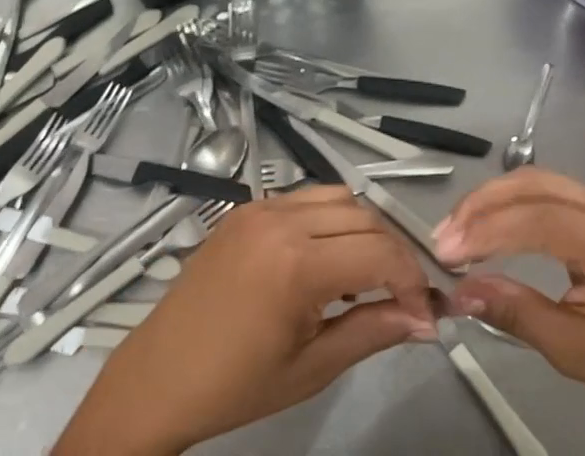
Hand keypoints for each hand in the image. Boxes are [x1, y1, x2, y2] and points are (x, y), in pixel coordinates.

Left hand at [55, 188, 435, 455]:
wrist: (157, 380)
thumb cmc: (234, 385)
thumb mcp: (312, 367)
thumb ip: (374, 331)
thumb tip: (427, 320)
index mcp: (296, 265)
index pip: (382, 253)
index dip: (412, 280)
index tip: (424, 313)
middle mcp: (280, 221)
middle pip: (367, 217)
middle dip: (393, 253)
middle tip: (402, 296)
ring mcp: (259, 209)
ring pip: (339, 198)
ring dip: (365, 230)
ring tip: (365, 277)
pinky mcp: (244, 210)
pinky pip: (305, 199)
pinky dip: (330, 221)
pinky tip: (326, 261)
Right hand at [433, 168, 584, 402]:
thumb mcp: (569, 346)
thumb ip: (516, 312)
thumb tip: (459, 291)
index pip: (539, 220)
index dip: (488, 231)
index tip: (447, 253)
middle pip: (532, 185)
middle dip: (481, 206)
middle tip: (442, 238)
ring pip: (533, 180)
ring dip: (490, 200)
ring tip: (454, 230)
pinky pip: (542, 189)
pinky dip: (506, 201)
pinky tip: (482, 222)